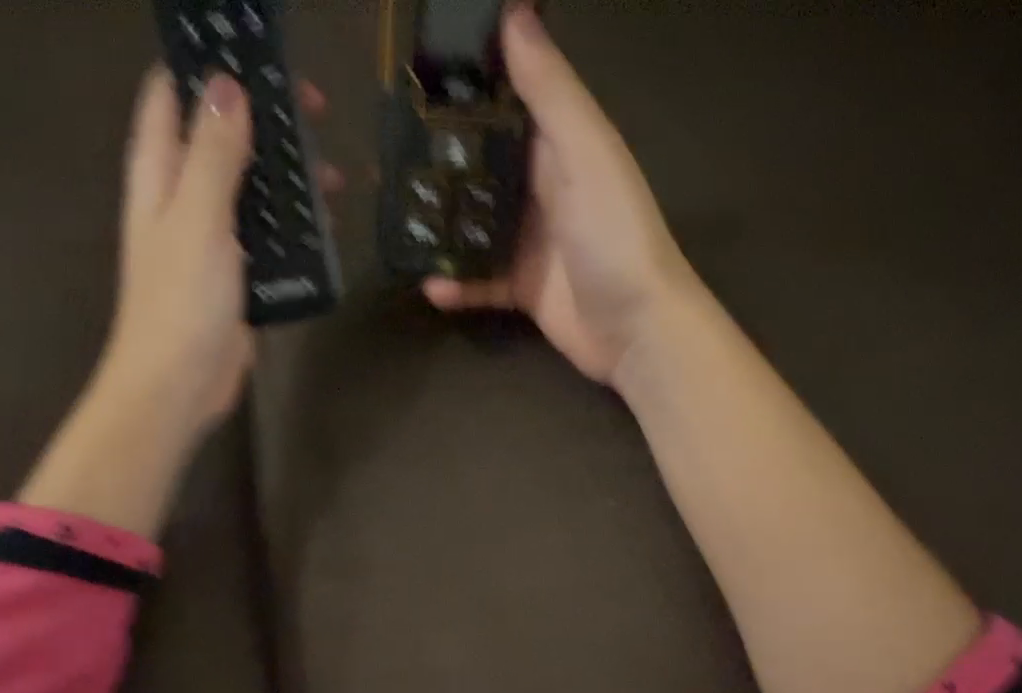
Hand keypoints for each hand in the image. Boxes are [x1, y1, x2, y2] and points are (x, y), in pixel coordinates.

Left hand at [103, 67, 340, 431]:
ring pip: (249, 188)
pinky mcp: (234, 274)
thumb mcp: (199, 219)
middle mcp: (180, 198)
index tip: (257, 58)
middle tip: (315, 112)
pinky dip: (293, 225)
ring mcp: (208, 238)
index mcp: (158, 174)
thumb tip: (228, 86)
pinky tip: (326, 226)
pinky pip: (266, 235)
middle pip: (220, 137)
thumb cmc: (180, 302)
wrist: (179, 386)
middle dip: (263, 119)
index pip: (171, 97)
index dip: (207, 68)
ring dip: (286, 176)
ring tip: (335, 173)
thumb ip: (215, 155)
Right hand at [422, 4, 701, 385]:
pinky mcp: (522, 288)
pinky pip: (478, 280)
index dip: (468, 87)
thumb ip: (550, 91)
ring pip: (473, 224)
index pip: (509, 104)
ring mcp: (531, 241)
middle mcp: (543, 189)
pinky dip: (455, 284)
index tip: (416, 76)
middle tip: (384, 151)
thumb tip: (513, 13)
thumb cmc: (615, 235)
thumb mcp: (586, 153)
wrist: (637, 330)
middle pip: (483, 164)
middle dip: (439, 159)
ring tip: (393, 218)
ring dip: (439, 224)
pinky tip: (428, 286)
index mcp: (562, 147)